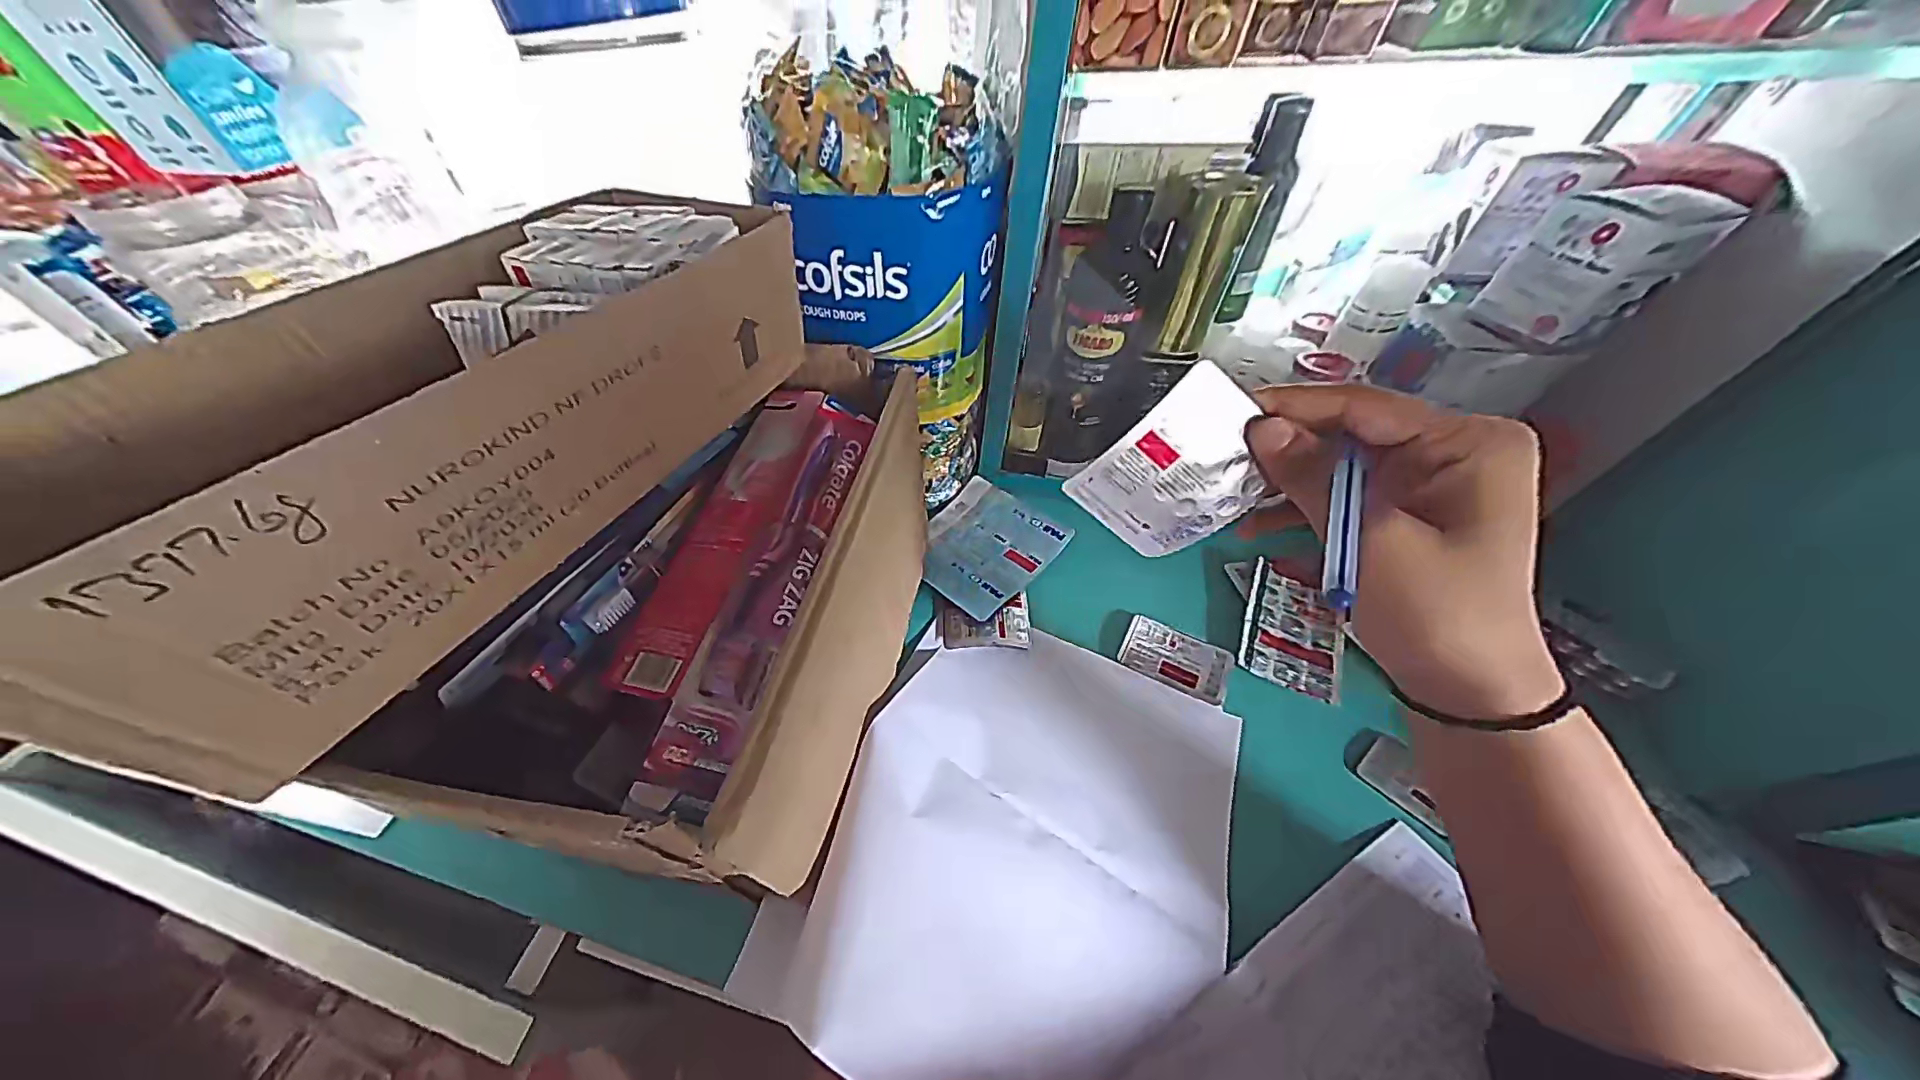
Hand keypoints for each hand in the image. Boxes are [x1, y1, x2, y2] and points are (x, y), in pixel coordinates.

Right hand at [1244, 385, 1562, 718]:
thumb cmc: (1436, 613)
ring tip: (1234, 494)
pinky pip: (1343, 498)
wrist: (1467, 692)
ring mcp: (1426, 487)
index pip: (1366, 407)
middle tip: (1226, 456)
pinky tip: (1258, 526)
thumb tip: (1262, 429)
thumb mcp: (1369, 540)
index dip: (1296, 407)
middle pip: (1350, 436)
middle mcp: (1450, 454)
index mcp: (1467, 444)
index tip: (1237, 411)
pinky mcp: (1402, 516)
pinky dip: (1303, 510)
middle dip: (1288, 449)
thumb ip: (1314, 479)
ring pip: (1339, 467)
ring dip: (1287, 483)